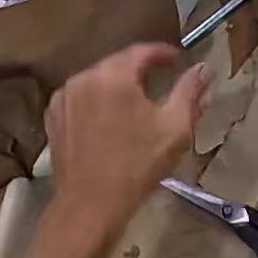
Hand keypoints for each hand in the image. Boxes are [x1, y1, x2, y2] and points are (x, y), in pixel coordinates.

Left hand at [41, 44, 210, 224]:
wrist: (90, 206)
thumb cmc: (137, 164)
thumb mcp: (175, 126)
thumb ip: (190, 90)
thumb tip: (203, 67)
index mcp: (113, 75)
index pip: (142, 51)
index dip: (163, 53)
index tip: (179, 60)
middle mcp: (84, 78)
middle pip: (119, 63)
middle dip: (142, 68)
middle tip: (164, 79)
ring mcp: (64, 98)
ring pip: (99, 79)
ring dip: (120, 83)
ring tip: (140, 98)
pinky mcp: (54, 118)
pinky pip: (83, 96)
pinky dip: (100, 98)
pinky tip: (113, 116)